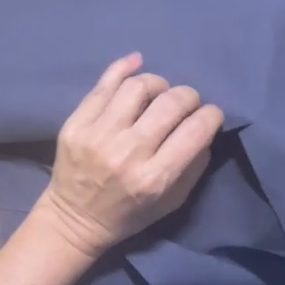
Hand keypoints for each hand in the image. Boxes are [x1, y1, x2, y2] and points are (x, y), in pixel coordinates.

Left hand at [28, 53, 224, 259]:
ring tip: (159, 93)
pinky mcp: (76, 124)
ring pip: (137, 86)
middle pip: (170, 103)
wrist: (74, 220)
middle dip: (188, 96)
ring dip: (157, 83)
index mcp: (154, 178)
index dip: (211, 115)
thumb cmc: (128, 215)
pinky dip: (124, 67)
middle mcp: (127, 153)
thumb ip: (193, 166)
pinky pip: (103, 84)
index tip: (210, 115)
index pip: (196, 130)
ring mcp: (98, 135)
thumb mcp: (171, 202)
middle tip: (186, 103)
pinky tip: (136, 64)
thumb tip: (204, 128)